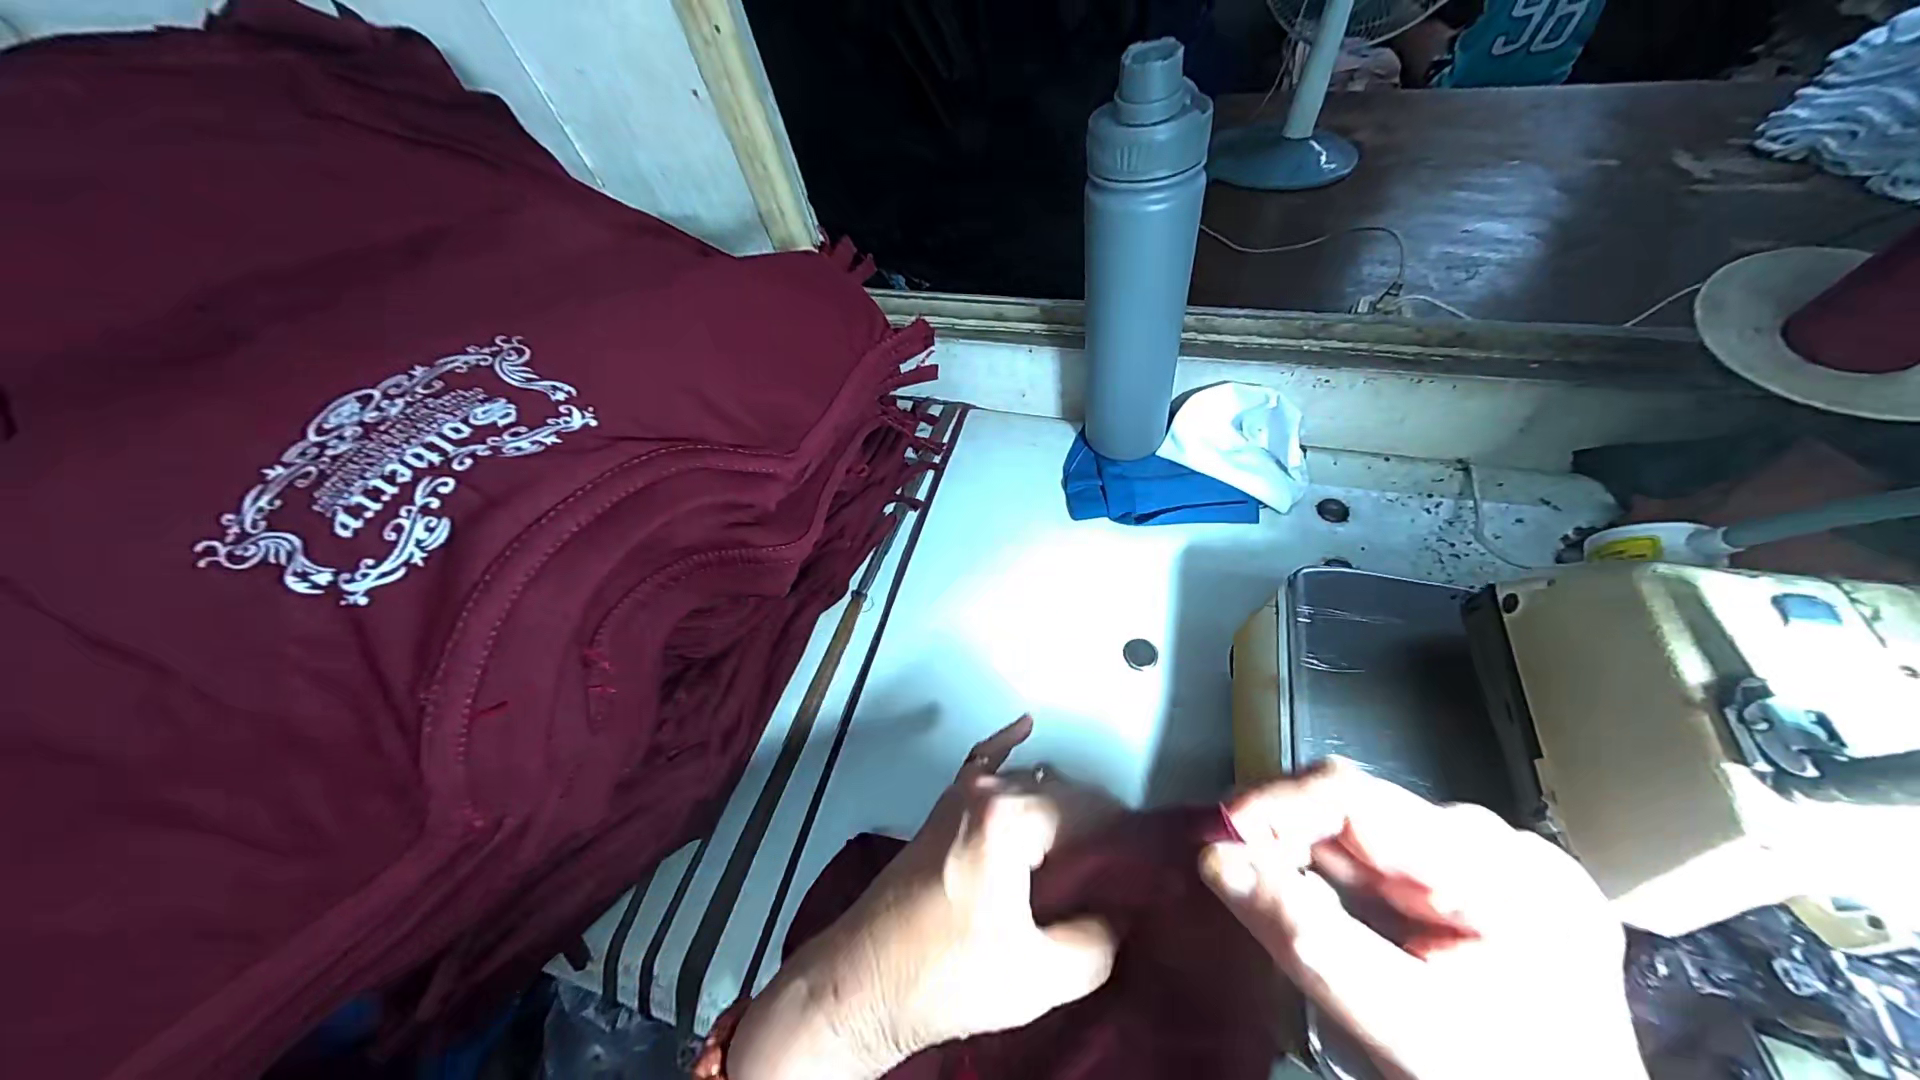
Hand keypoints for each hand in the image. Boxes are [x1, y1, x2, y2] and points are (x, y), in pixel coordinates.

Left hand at [730, 716, 1120, 1079]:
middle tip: (1125, 867)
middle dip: (1098, 825)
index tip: (1150, 865)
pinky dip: (1006, 746)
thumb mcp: (1038, 976)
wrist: (861, 981)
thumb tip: (1119, 915)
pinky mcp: (943, 808)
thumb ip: (1095, 942)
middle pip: (1062, 796)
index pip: (1090, 812)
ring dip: (1063, 804)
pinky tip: (1024, 727)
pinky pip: (981, 762)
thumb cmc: (947, 976)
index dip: (1126, 838)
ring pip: (1029, 782)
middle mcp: (985, 790)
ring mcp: (959, 793)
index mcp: (1010, 817)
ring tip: (1093, 843)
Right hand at [1200, 759, 1646, 1079]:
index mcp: (1505, 873)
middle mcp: (1497, 845)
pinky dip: (1327, 874)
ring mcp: (1484, 858)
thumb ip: (1309, 940)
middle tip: (1235, 878)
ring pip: (1351, 827)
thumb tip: (1217, 861)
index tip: (1216, 841)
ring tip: (1278, 901)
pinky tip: (1323, 910)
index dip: (1271, 806)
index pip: (1356, 797)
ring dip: (1301, 857)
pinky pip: (1368, 851)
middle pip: (1349, 806)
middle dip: (1281, 837)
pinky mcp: (1466, 876)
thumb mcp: (1406, 1027)